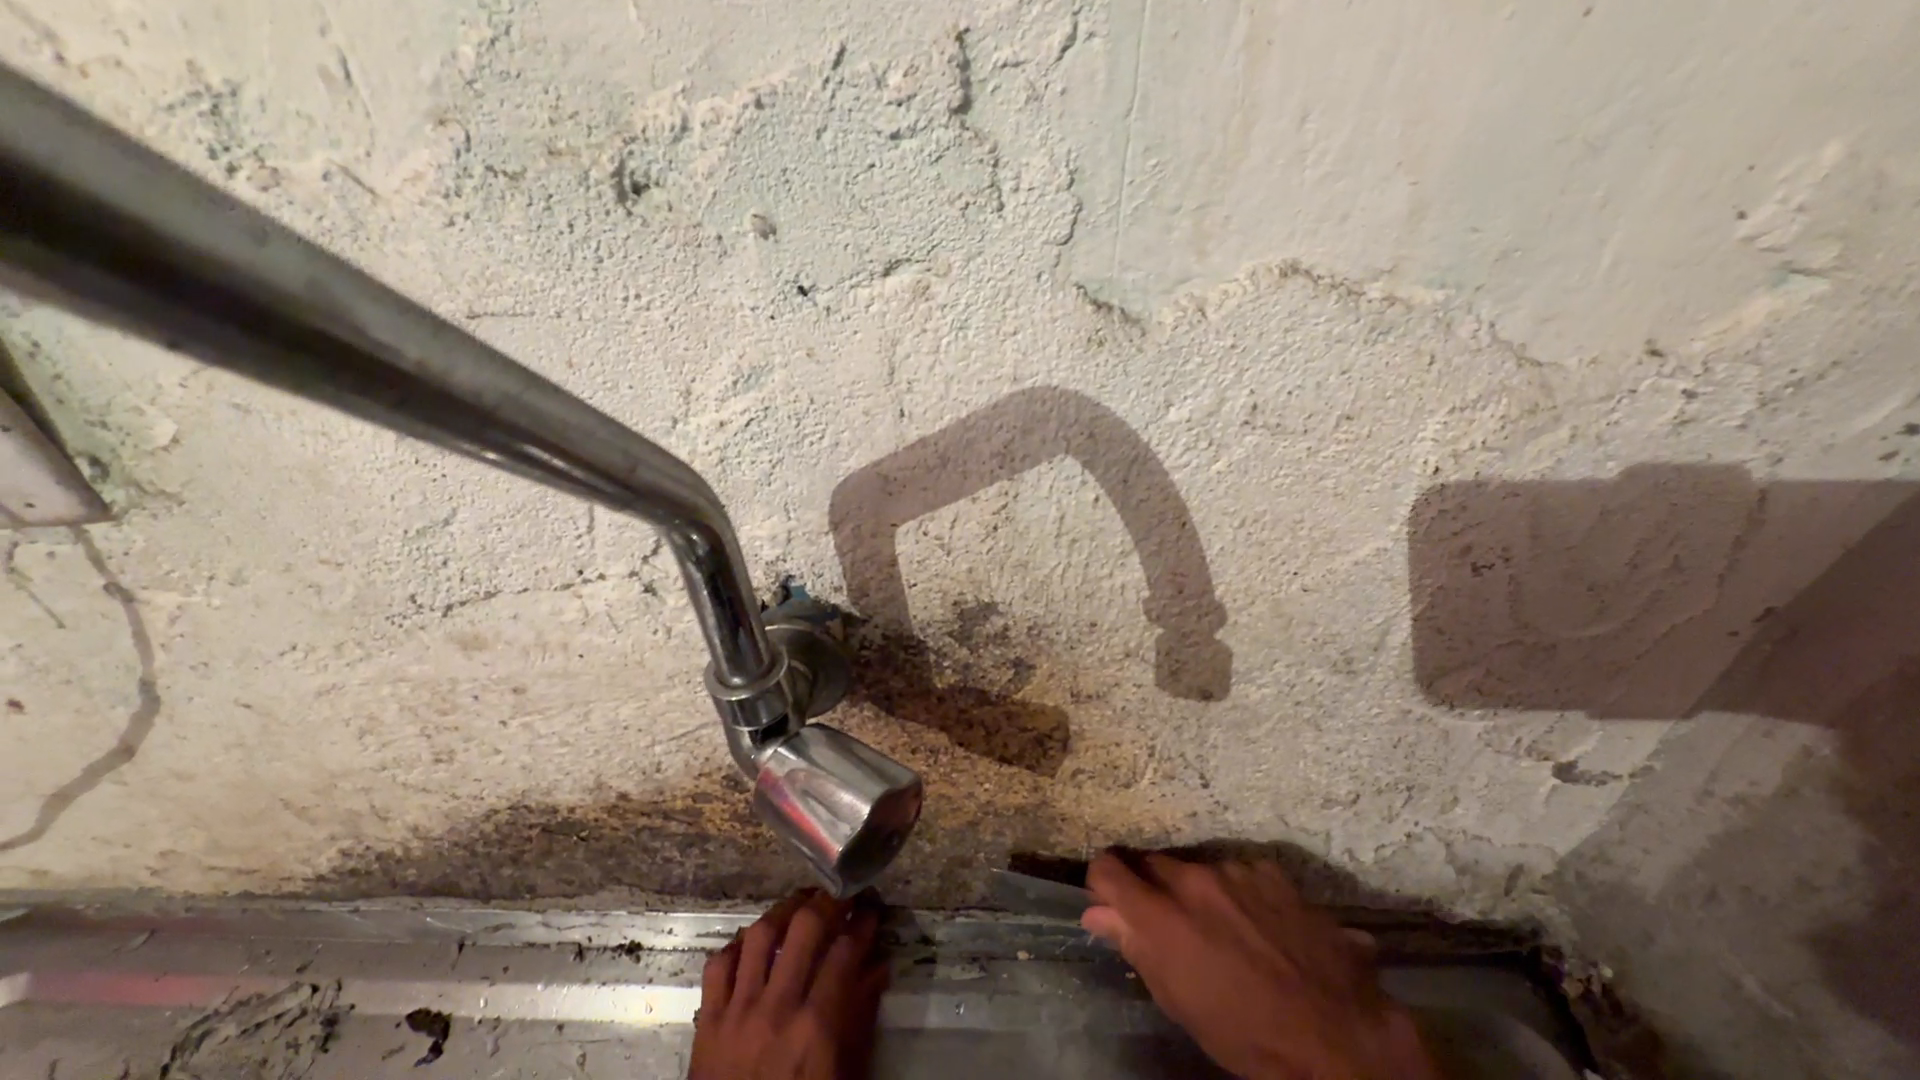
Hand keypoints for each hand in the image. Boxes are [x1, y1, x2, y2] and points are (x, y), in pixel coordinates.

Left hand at [689, 888, 888, 1079]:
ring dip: (784, 911)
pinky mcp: (708, 1021)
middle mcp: (779, 1008)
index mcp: (818, 1026)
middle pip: (805, 928)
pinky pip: (719, 965)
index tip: (872, 910)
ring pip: (761, 936)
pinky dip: (738, 945)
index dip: (864, 924)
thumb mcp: (846, 1075)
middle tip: (840, 896)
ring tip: (800, 904)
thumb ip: (860, 1019)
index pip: (846, 952)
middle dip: (828, 903)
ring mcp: (738, 1011)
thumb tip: (878, 968)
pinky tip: (754, 942)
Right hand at [1082, 852, 1441, 1079]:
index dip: (1103, 884)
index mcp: (1161, 914)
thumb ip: (1135, 947)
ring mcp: (1238, 872)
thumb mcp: (1179, 1001)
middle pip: (1153, 864)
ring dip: (1201, 894)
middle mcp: (1194, 879)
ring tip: (1227, 933)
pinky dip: (1241, 896)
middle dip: (1152, 889)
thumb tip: (1098, 914)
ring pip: (1200, 871)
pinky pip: (1241, 875)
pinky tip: (1263, 930)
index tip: (1110, 902)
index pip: (1107, 869)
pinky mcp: (1275, 874)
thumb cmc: (1246, 1033)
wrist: (1337, 1035)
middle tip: (1171, 927)